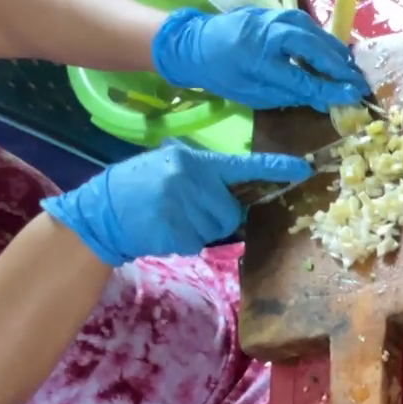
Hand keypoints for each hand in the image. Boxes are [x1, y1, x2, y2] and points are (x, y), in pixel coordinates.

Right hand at [40, 147, 310, 265]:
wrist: (98, 212)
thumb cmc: (139, 191)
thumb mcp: (169, 170)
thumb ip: (204, 179)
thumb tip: (236, 195)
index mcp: (192, 161)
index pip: (241, 166)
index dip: (274, 169)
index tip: (304, 169)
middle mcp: (190, 177)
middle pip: (232, 211)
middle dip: (215, 217)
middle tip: (180, 209)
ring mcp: (182, 202)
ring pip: (219, 228)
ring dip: (200, 229)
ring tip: (169, 216)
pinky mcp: (176, 227)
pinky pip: (200, 242)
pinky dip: (186, 240)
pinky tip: (163, 228)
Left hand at [153, 7, 368, 111]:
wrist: (194, 43)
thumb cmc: (226, 76)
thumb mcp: (259, 95)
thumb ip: (294, 94)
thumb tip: (328, 100)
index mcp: (258, 58)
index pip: (305, 78)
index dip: (332, 89)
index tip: (355, 98)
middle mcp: (267, 32)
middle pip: (313, 47)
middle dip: (341, 67)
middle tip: (361, 85)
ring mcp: (270, 18)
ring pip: (313, 32)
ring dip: (336, 52)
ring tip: (351, 70)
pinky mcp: (273, 14)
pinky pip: (306, 26)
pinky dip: (324, 41)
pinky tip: (334, 54)